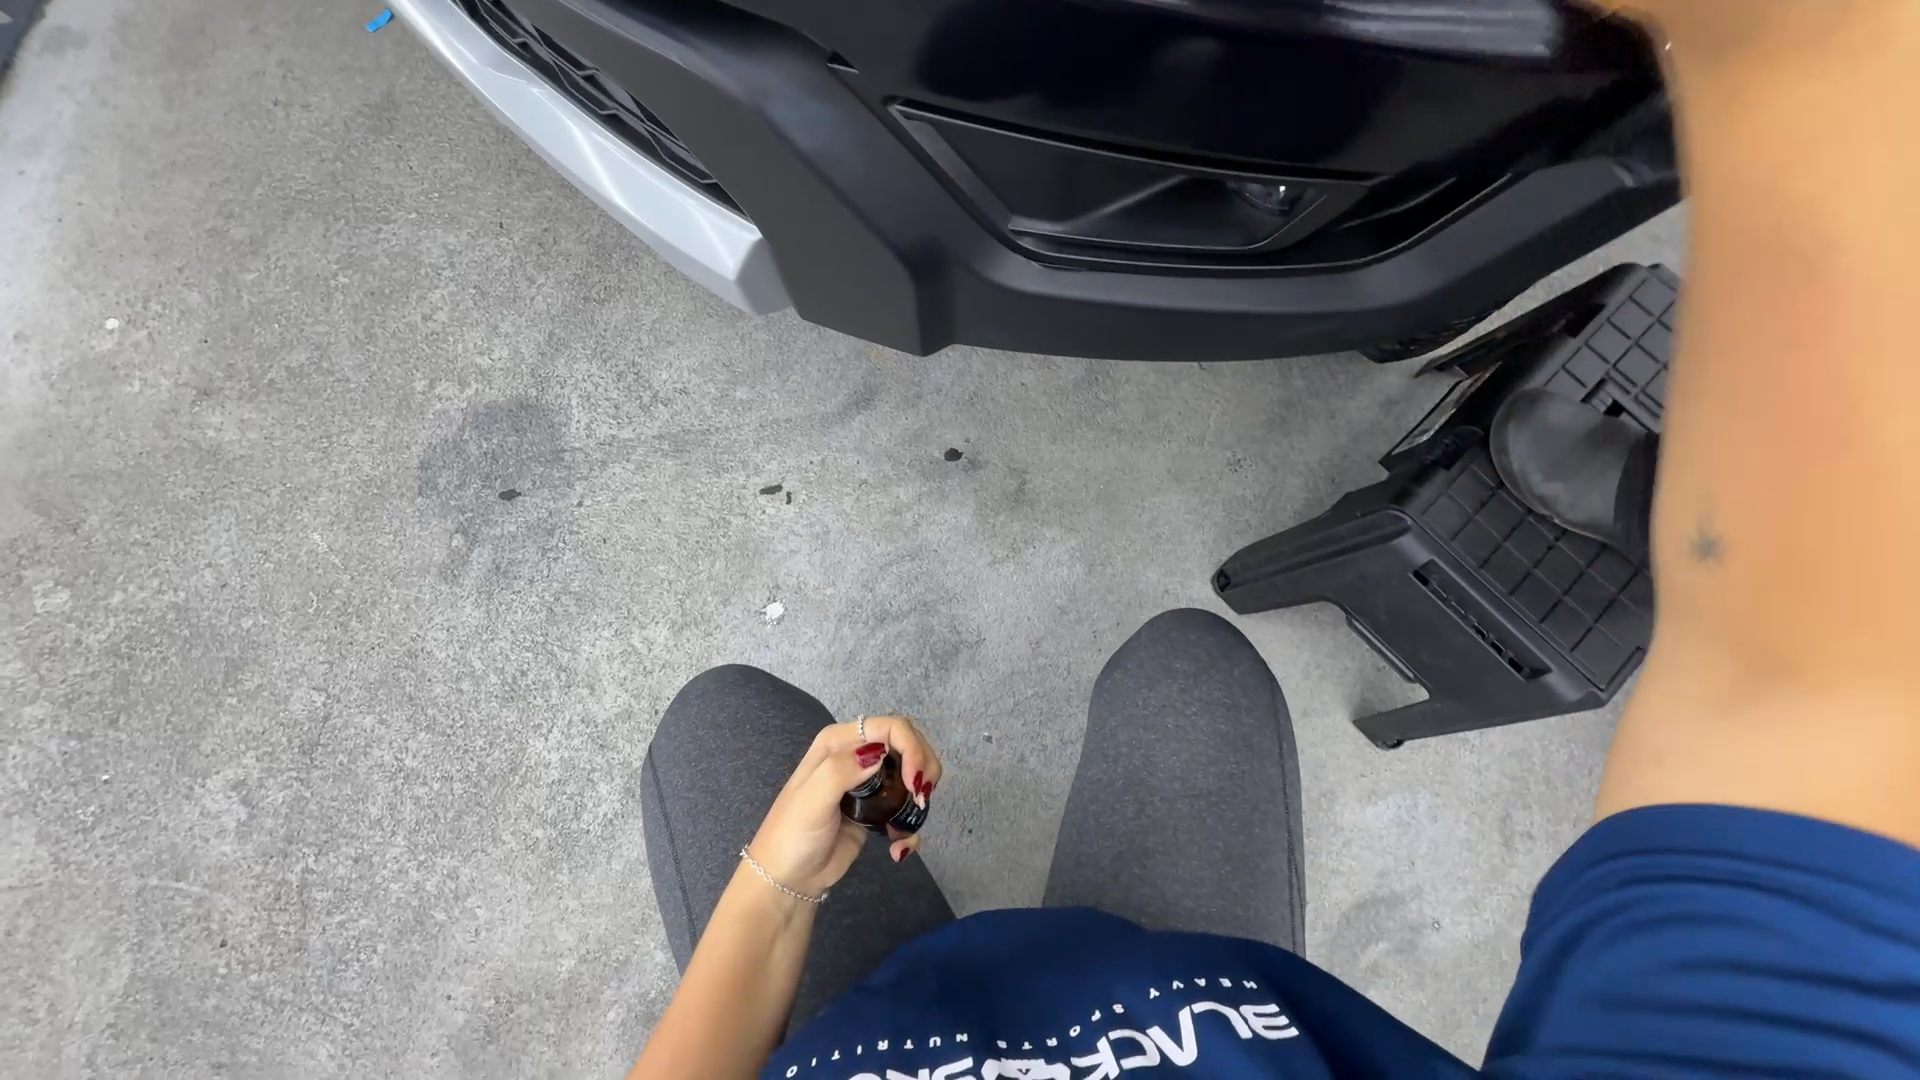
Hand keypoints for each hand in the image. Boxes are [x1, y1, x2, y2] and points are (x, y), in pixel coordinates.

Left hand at [745, 714, 943, 897]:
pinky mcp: (877, 809)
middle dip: (923, 768)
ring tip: (908, 827)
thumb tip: (880, 753)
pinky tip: (899, 847)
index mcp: (838, 742)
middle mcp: (856, 755)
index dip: (911, 747)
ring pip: (912, 773)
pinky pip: (906, 808)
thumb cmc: (792, 834)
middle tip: (921, 800)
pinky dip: (911, 827)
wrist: (788, 879)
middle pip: (908, 744)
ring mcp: (868, 783)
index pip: (890, 727)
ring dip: (920, 798)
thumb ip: (842, 770)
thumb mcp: (812, 799)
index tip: (915, 782)